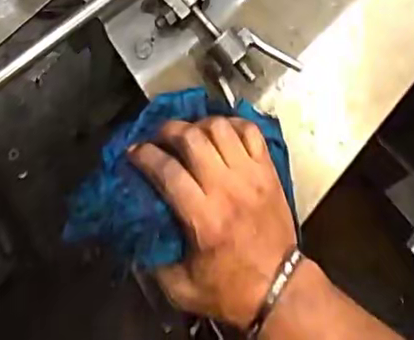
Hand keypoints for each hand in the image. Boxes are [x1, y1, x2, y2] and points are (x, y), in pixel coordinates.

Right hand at [128, 117, 292, 328]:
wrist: (280, 289)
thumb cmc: (231, 289)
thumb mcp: (183, 289)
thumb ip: (155, 262)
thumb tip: (135, 232)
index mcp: (204, 217)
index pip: (169, 171)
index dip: (146, 156)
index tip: (133, 152)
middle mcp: (227, 187)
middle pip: (193, 139)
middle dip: (168, 130)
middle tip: (158, 136)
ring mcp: (250, 174)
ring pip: (220, 128)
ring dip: (199, 124)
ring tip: (189, 132)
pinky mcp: (268, 168)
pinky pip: (250, 130)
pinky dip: (233, 123)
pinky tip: (221, 130)